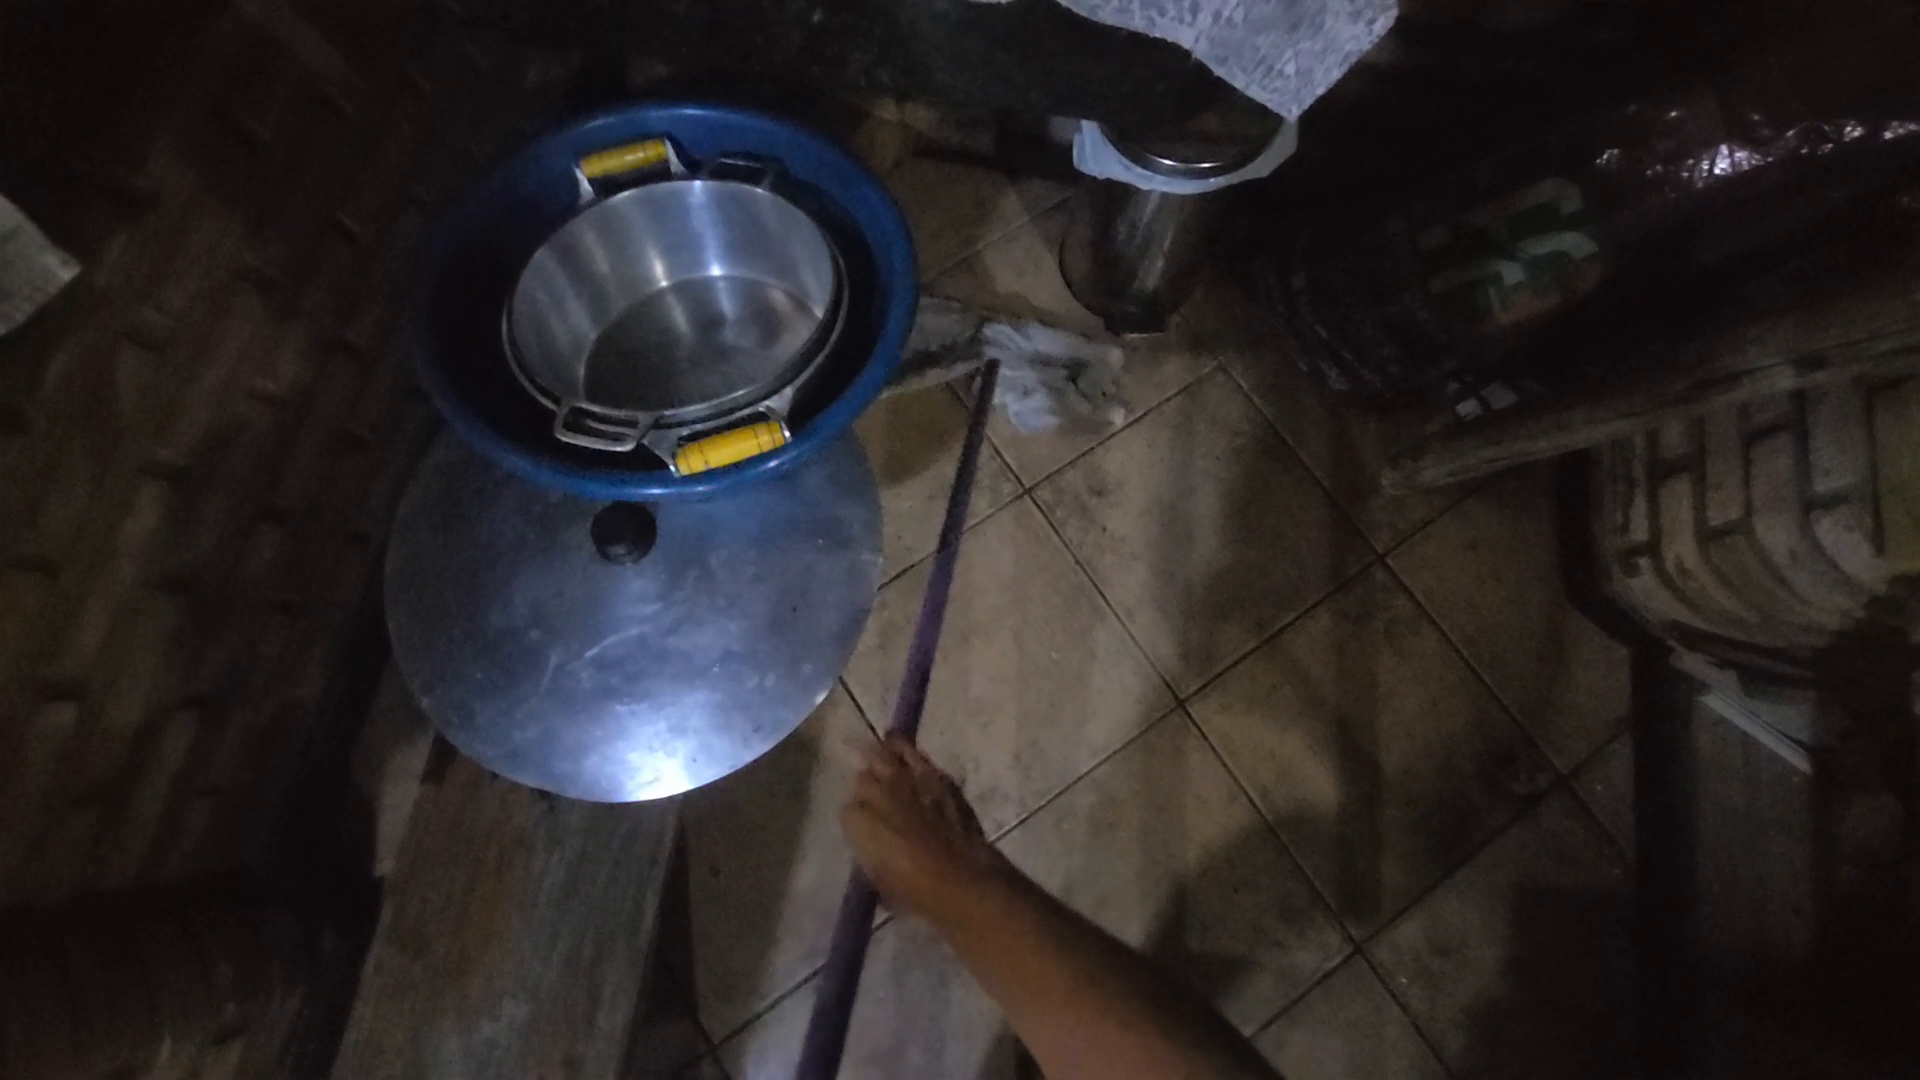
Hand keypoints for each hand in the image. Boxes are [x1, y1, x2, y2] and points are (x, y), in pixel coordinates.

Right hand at [841, 736, 1009, 916]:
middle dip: (867, 785)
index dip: (857, 817)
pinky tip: (900, 746)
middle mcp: (876, 794)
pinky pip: (912, 752)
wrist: (960, 877)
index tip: (865, 824)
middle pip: (863, 777)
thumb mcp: (880, 881)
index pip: (847, 809)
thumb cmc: (916, 890)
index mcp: (857, 823)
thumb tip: (874, 847)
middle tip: (874, 794)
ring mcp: (906, 779)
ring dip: (881, 757)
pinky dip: (905, 750)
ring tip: (881, 754)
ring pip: (883, 754)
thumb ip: (871, 855)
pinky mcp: (933, 774)